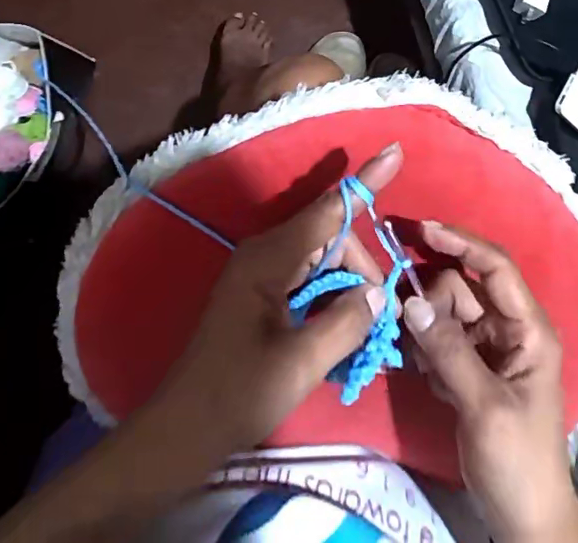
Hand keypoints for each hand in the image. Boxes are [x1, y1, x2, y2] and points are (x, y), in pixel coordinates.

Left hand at [143, 144, 405, 453]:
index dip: (364, 183)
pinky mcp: (259, 291)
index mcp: (269, 258)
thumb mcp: (301, 362)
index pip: (328, 211)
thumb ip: (346, 321)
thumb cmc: (239, 392)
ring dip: (348, 287)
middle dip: (362, 268)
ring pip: (320, 260)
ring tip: (367, 331)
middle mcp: (264, 253)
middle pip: (330, 238)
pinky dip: (330, 297)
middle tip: (383, 319)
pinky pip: (306, 278)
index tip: (394, 151)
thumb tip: (378, 293)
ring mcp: (259, 271)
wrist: (183, 427)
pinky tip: (343, 329)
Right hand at [402, 222, 577, 542]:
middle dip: (430, 299)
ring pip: (443, 309)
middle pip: (459, 286)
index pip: (495, 267)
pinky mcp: (467, 364)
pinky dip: (424, 348)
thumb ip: (448, 350)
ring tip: (421, 364)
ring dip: (424, 328)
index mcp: (528, 329)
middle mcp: (507, 328)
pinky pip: (436, 335)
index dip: (461, 242)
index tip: (420, 229)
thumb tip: (409, 301)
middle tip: (406, 326)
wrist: (522, 518)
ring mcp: (486, 346)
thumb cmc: (517, 461)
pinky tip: (428, 378)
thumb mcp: (484, 406)